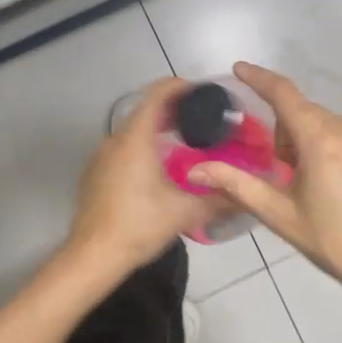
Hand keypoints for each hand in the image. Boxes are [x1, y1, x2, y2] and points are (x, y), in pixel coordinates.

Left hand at [65, 78, 219, 278]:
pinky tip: (157, 170)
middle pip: (144, 110)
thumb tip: (248, 194)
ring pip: (132, 131)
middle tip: (201, 121)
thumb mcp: (186, 212)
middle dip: (173, 110)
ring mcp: (101, 156)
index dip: (180, 86)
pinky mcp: (94, 173)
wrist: (93, 256)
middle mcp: (115, 140)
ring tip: (184, 144)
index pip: (157, 94)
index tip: (202, 94)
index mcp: (136, 139)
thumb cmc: (140, 226)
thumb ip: (220, 199)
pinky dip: (141, 148)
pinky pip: (121, 149)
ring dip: (156, 131)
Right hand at [189, 63, 341, 297]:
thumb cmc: (330, 241)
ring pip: (332, 125)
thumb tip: (194, 170)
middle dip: (288, 133)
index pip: (283, 94)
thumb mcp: (278, 213)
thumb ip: (235, 183)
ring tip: (321, 184)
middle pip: (306, 114)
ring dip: (316, 141)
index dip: (259, 78)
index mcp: (319, 140)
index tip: (240, 69)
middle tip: (287, 173)